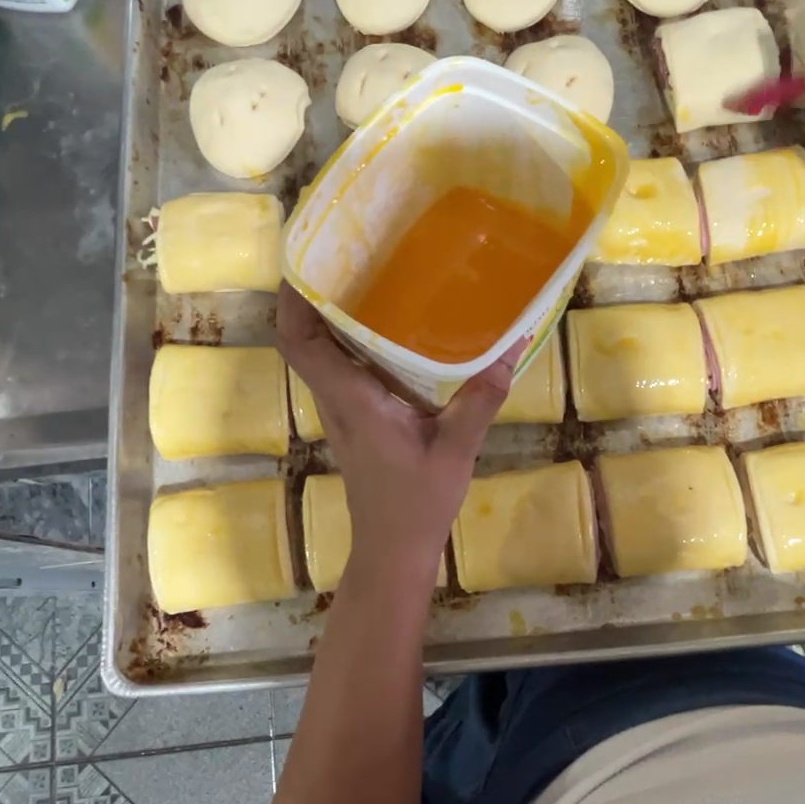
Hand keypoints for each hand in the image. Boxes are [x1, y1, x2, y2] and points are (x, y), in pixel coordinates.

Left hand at [276, 283, 520, 586]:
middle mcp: (336, 399)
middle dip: (311, 294)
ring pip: (319, 353)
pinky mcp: (355, 420)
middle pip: (303, 339)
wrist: (393, 549)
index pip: (300, 343)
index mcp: (351, 400)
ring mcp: (341, 411)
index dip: (292, 299)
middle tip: (344, 254)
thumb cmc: (417, 503)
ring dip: (328, 316)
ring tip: (364, 277)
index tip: (306, 258)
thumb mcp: (456, 449)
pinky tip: (387, 328)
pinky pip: (340, 369)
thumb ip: (481, 398)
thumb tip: (512, 346)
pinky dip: (348, 341)